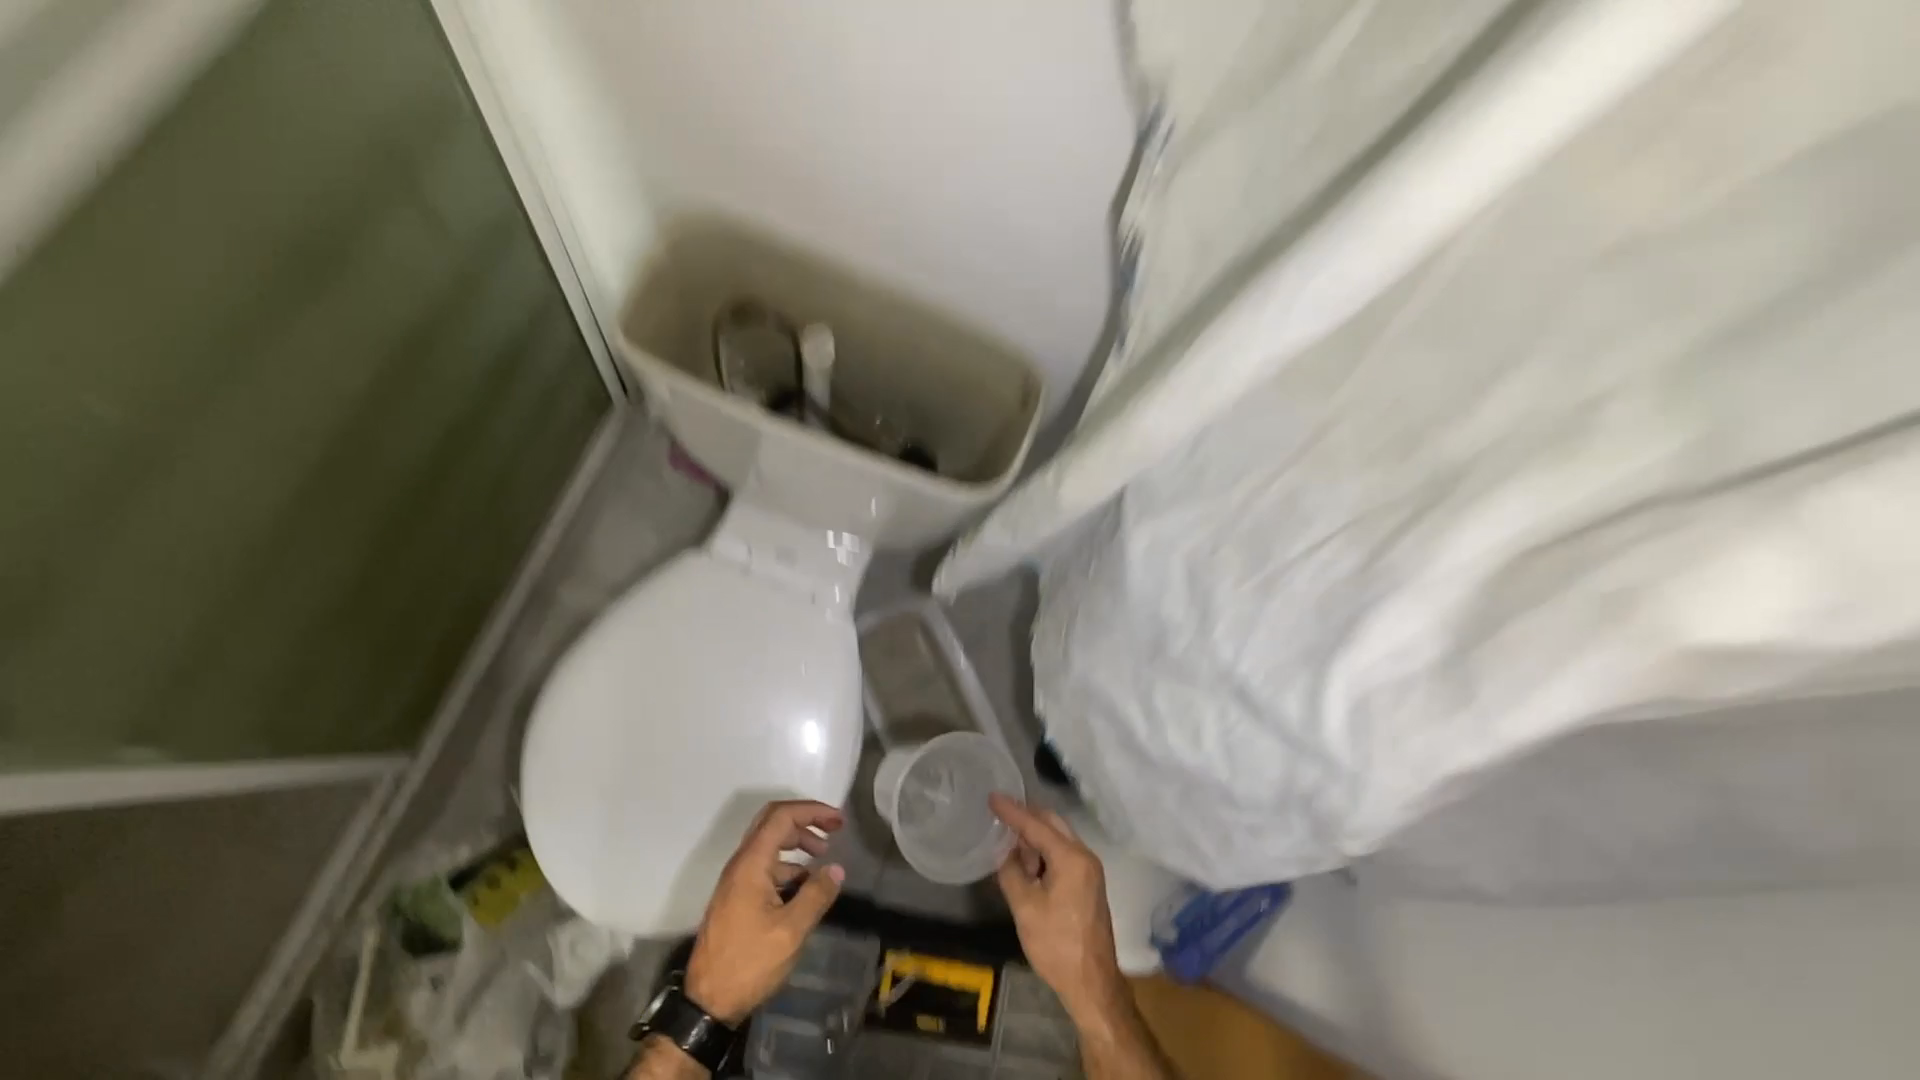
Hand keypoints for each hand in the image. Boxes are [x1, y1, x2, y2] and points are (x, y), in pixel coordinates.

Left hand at [683, 800, 845, 1024]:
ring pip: (768, 846)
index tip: (838, 821)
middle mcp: (740, 865)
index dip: (811, 811)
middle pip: (772, 824)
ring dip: (797, 844)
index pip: (781, 817)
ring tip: (823, 860)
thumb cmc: (749, 963)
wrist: (708, 1001)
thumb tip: (836, 869)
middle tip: (833, 829)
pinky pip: (764, 868)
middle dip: (804, 820)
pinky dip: (787, 867)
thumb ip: (816, 895)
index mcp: (751, 864)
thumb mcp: (791, 931)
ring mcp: (735, 882)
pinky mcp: (736, 899)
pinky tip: (804, 888)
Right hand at [991, 794, 1127, 1020]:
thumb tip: (1003, 853)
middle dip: (1026, 819)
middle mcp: (1085, 857)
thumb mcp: (1024, 907)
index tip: (992, 796)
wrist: (1091, 983)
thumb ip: (1011, 872)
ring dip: (1034, 839)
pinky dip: (1044, 854)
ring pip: (1058, 840)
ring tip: (1007, 846)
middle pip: (1052, 824)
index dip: (1012, 811)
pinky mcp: (1088, 885)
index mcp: (1071, 858)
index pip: (1036, 825)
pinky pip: (1063, 856)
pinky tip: (1025, 864)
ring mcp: (1090, 871)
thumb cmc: (1056, 944)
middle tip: (998, 815)